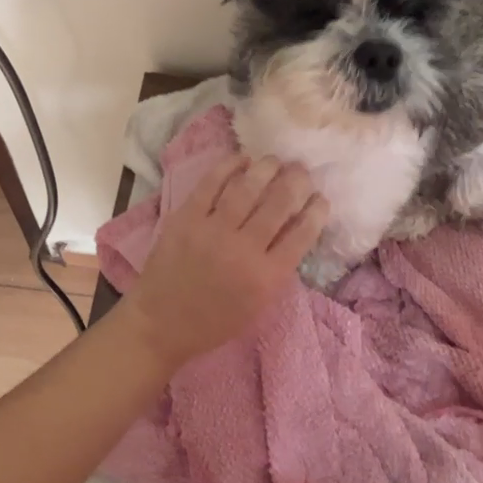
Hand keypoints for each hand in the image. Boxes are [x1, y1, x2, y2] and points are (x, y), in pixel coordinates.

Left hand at [120, 156, 328, 367]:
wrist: (161, 324)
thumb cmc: (214, 321)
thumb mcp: (258, 305)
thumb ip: (278, 268)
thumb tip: (295, 229)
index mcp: (266, 277)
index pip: (302, 234)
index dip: (316, 210)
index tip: (321, 198)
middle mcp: (243, 250)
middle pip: (279, 203)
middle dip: (297, 182)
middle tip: (302, 171)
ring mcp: (213, 230)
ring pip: (248, 187)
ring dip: (267, 168)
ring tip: (276, 161)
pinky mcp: (187, 217)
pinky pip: (212, 183)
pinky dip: (230, 166)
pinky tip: (243, 159)